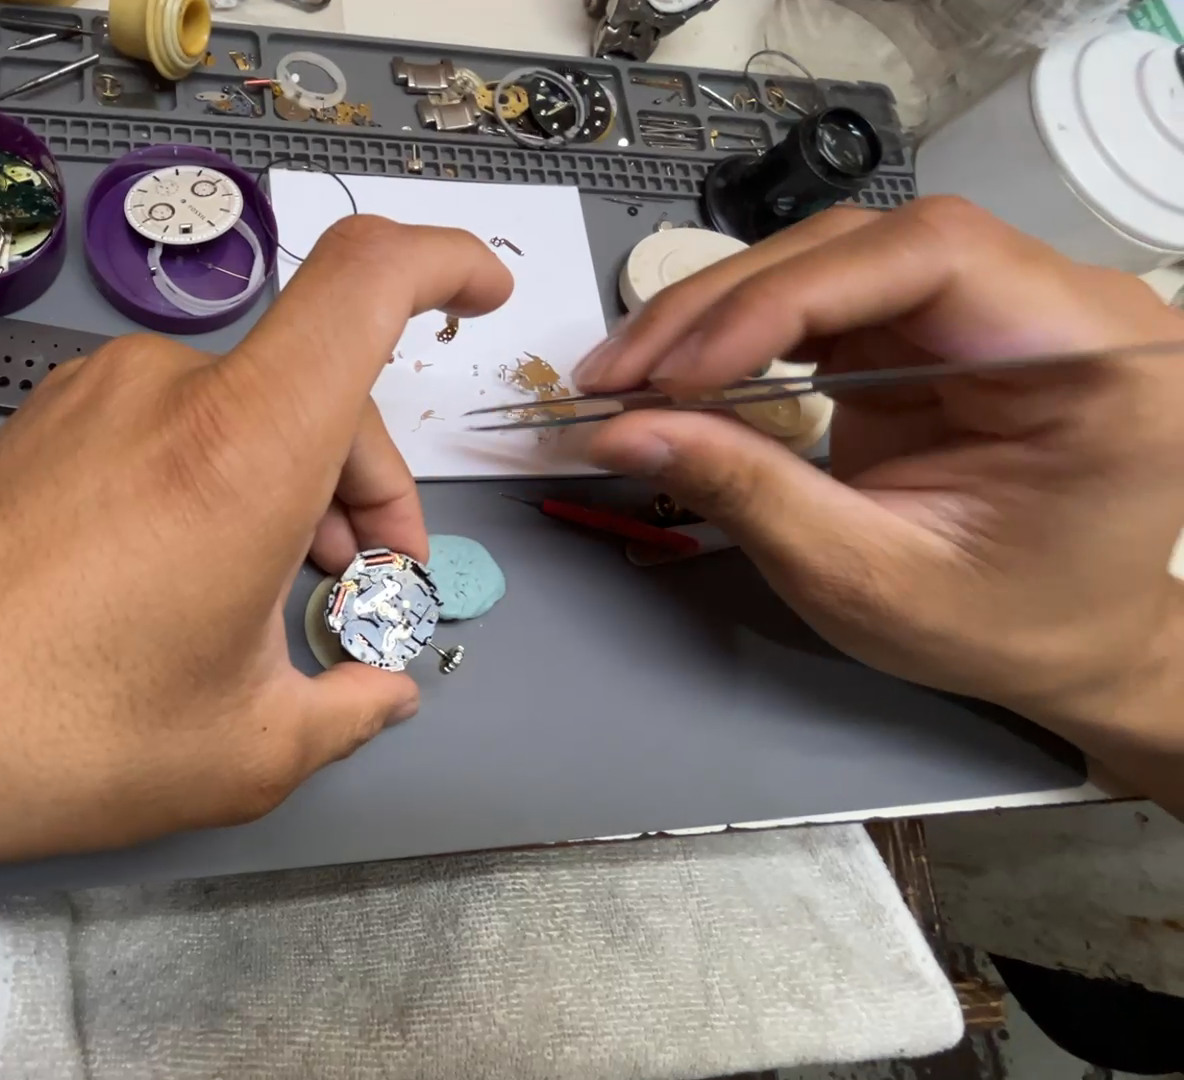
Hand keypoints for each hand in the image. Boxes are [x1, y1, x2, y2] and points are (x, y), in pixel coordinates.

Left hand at [0, 217, 512, 871]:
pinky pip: (173, 425)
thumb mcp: (241, 750)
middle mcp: (167, 392)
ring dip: (289, 487)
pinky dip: (216, 480)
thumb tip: (380, 694)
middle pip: (320, 388)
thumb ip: (345, 712)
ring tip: (272, 594)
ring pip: (245, 410)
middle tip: (358, 586)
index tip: (478, 298)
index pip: (367, 280)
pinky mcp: (48, 424)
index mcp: (241, 450)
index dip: (443, 264)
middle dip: (365, 486)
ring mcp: (95, 397)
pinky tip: (192, 571)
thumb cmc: (51, 736)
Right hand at [575, 198, 1183, 786]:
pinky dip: (718, 334)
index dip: (781, 301)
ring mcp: (970, 311)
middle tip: (611, 380)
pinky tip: (665, 371)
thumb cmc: (985, 621)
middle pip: (854, 246)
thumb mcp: (854, 572)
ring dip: (699, 315)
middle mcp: (1043, 306)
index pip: (927, 259)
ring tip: (619, 377)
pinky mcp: (911, 332)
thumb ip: (741, 490)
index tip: (673, 381)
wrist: (1046, 634)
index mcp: (1090, 360)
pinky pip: (800, 301)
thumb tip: (615, 434)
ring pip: (814, 261)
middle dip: (713, 308)